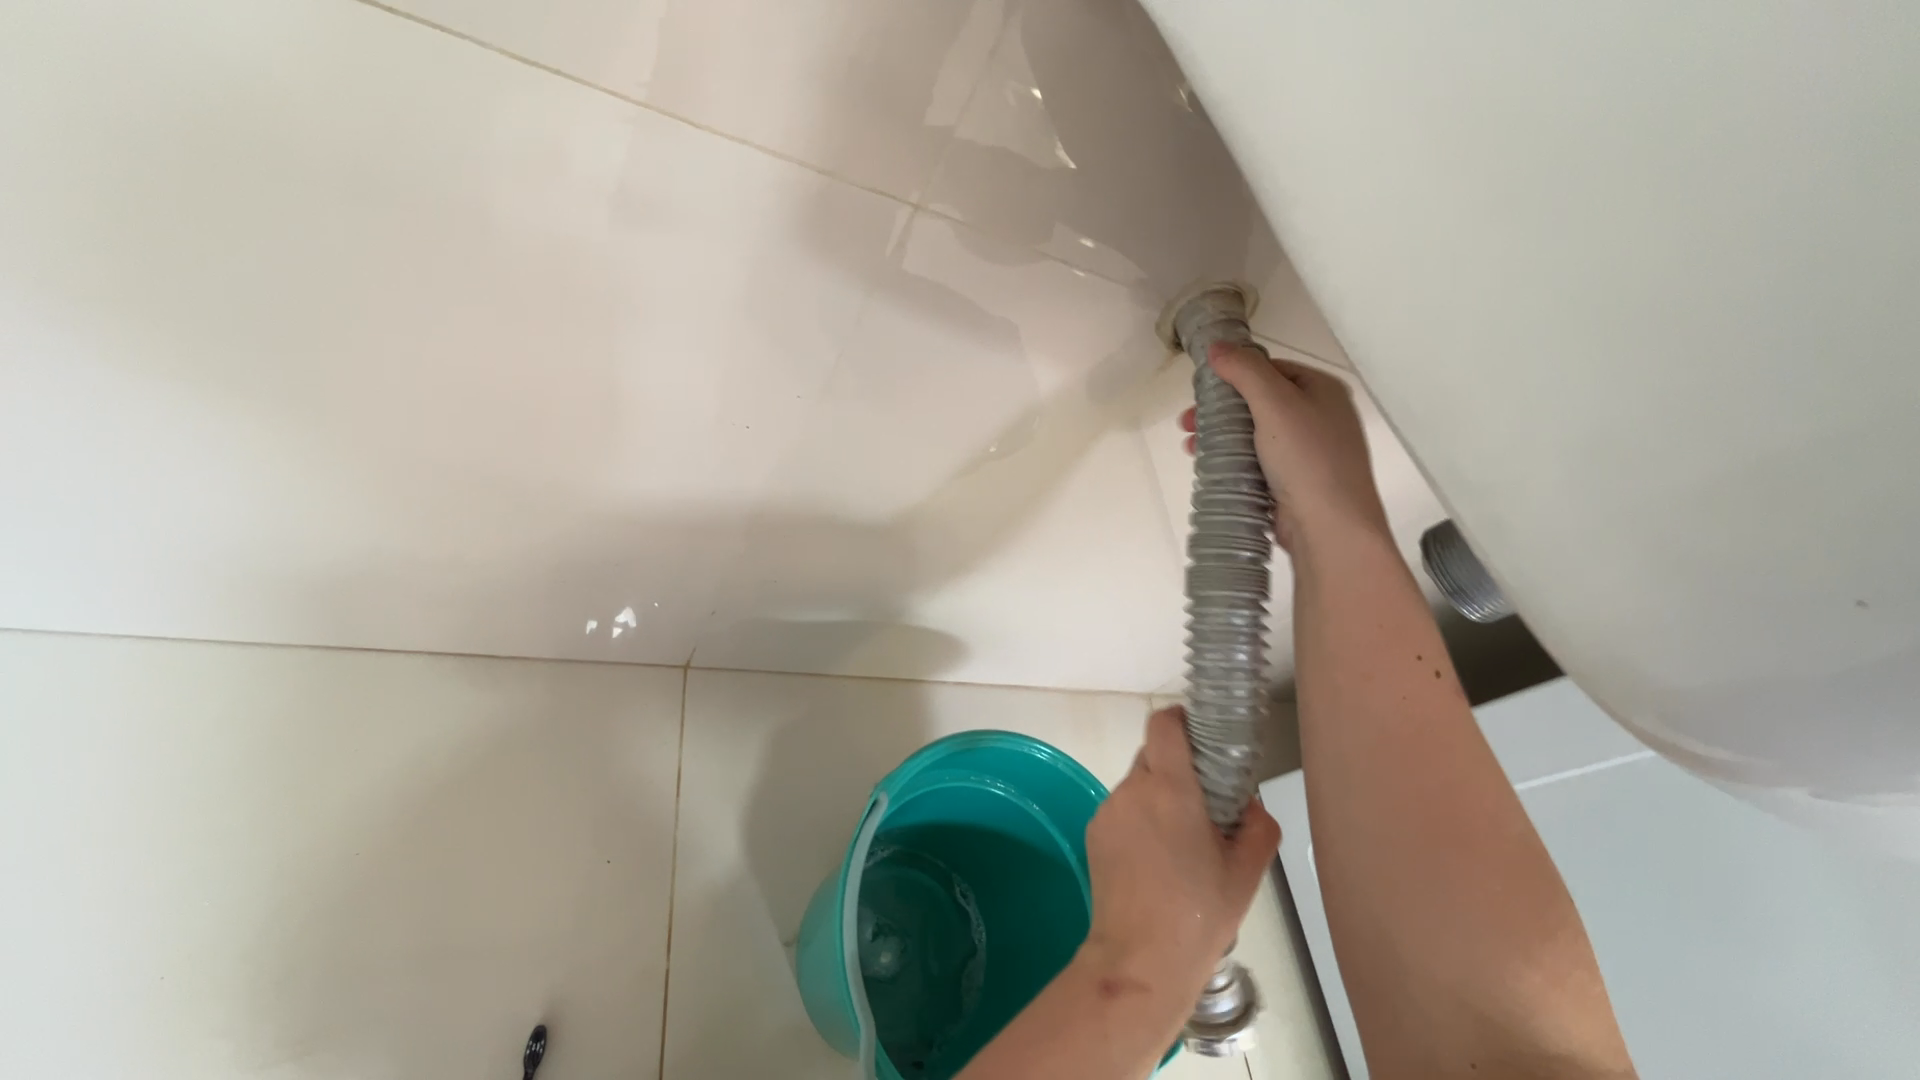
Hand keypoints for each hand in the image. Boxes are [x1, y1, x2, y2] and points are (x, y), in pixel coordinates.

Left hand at [1079, 707, 1280, 1008]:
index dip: (1182, 719)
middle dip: (1178, 769)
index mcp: (1169, 789)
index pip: (1164, 725)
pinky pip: (1122, 810)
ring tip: (1181, 842)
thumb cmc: (1198, 912)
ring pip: (1137, 785)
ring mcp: (1107, 811)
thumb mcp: (1246, 872)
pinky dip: (1140, 820)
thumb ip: (1257, 825)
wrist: (1139, 959)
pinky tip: (1155, 860)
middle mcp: (1131, 790)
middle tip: (1205, 801)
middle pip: (1153, 756)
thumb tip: (1249, 803)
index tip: (1202, 734)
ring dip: (1158, 798)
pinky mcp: (1094, 833)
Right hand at [1180, 341, 1389, 551]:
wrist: (1330, 526)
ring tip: (1190, 447)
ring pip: (1255, 433)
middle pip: (1259, 402)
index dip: (1233, 376)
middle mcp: (1319, 416)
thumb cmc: (1306, 458)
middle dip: (1220, 410)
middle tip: (1187, 423)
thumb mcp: (1275, 404)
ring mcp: (1308, 451)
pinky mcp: (1295, 481)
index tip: (1200, 391)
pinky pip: (1257, 461)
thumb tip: (1216, 346)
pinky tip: (1209, 467)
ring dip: (1220, 436)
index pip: (1271, 369)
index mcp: (1322, 389)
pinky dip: (1232, 459)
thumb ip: (1245, 371)